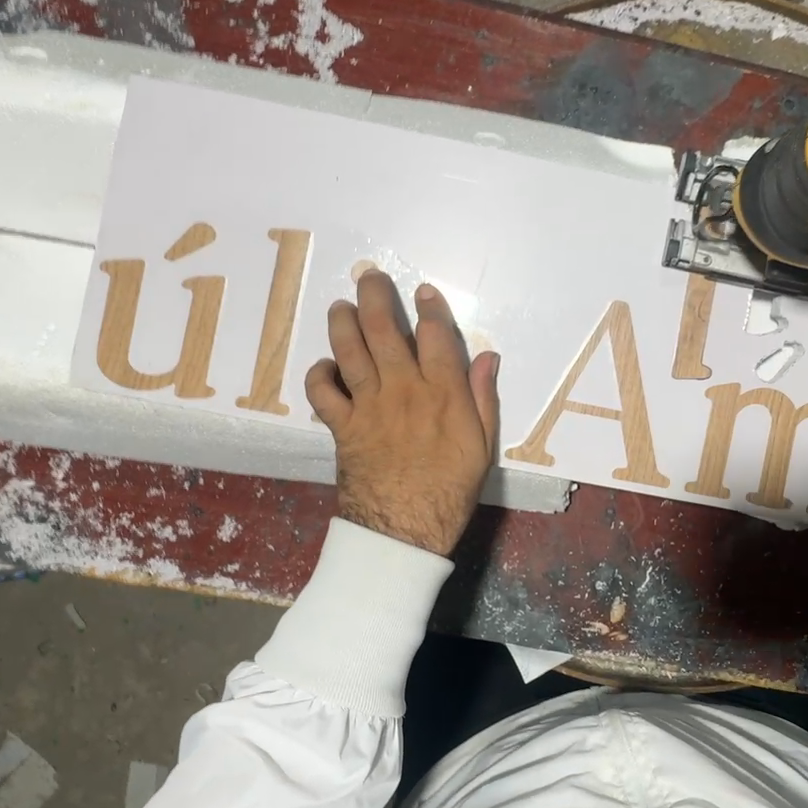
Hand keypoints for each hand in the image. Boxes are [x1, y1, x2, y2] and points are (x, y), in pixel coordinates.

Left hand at [305, 269, 498, 555]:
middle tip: (369, 276)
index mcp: (443, 393)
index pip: (436, 336)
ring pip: (350, 349)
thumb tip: (487, 358)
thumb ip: (482, 399)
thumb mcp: (482, 446)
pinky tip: (327, 365)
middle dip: (375, 296)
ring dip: (343, 321)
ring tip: (341, 305)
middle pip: (384, 329)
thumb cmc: (450, 490)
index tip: (424, 290)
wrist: (404, 530)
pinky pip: (322, 390)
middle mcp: (403, 389)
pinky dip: (320, 373)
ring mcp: (368, 405)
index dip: (430, 308)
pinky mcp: (342, 425)